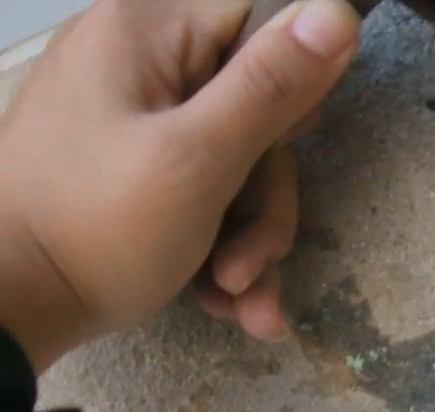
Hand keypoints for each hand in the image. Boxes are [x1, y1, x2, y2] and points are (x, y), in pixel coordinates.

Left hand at [0, 0, 362, 370]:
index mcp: (149, 38)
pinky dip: (236, 254)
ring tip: (234, 291)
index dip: (296, 86)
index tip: (288, 141)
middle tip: (246, 257)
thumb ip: (272, 86)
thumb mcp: (202, 156)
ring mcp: (153, 122)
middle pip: (271, 119)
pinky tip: (224, 296)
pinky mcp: (159, 169)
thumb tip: (338, 11)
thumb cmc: (102, 222)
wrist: (17, 296)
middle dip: (271, 204)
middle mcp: (151, 68)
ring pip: (258, 173)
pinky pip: (229, 201)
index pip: (264, 24)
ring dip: (258, 244)